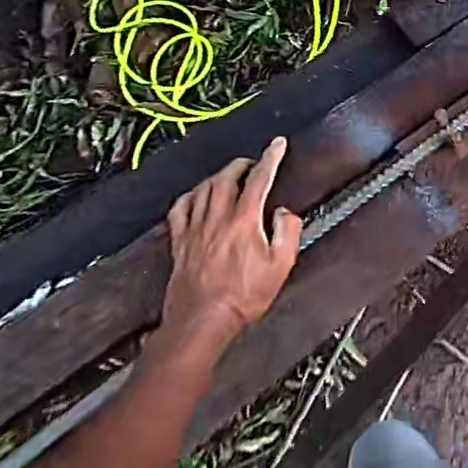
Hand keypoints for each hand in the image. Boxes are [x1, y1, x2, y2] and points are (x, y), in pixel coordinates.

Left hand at [155, 137, 302, 353]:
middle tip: (253, 162)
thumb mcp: (281, 266)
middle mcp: (217, 219)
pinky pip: (180, 209)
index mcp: (243, 222)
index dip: (271, 157)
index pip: (259, 179)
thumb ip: (288, 232)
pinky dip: (190, 196)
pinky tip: (196, 196)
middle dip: (242, 164)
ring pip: (204, 188)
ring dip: (219, 176)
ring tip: (229, 175)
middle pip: (226, 177)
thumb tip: (284, 213)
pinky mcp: (180, 243)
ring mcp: (195, 229)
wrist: (203, 321)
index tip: (277, 145)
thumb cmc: (242, 297)